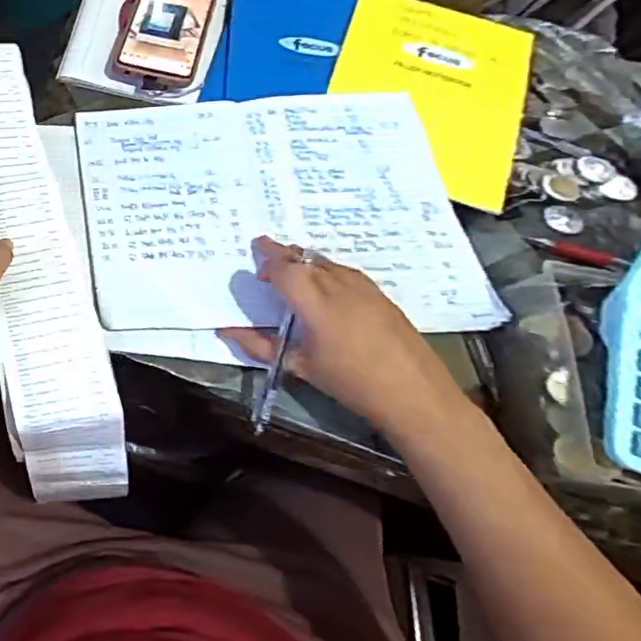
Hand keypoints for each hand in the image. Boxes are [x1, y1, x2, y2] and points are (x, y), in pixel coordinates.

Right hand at [220, 237, 473, 444]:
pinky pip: (345, 270)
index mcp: (317, 306)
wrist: (414, 393)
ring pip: (326, 261)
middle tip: (263, 247)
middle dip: (282, 253)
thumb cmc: (351, 384)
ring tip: (290, 264)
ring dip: (304, 259)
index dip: (268, 263)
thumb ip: (261, 346)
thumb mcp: (301, 366)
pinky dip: (326, 269)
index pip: (286, 270)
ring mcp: (364, 288)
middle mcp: (340, 288)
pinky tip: (324, 282)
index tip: (257, 267)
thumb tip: (226, 332)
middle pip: (305, 258)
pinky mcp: (380, 294)